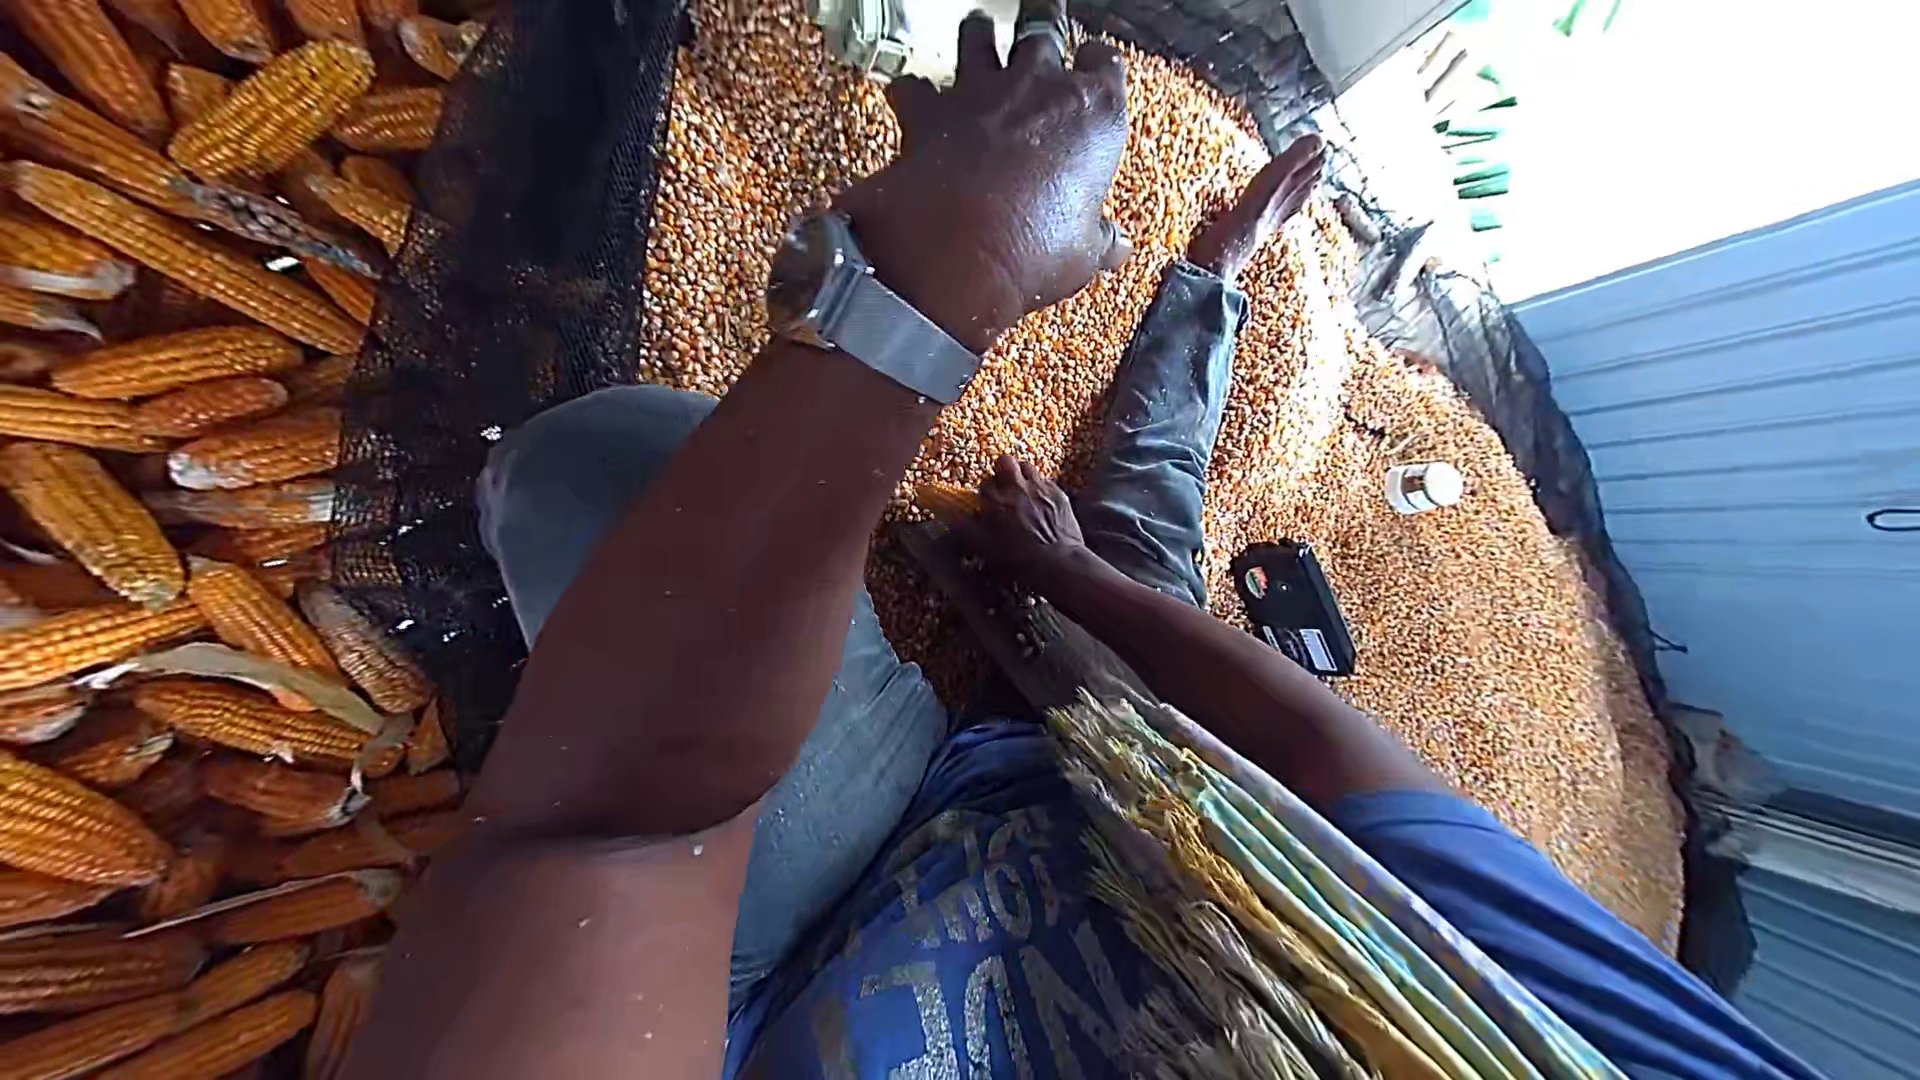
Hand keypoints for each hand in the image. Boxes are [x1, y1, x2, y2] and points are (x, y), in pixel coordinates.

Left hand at [837, 0, 1129, 351]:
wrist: (961, 259)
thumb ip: (1100, 239)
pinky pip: (915, 87)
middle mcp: (1039, 86)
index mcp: (1093, 114)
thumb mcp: (1082, 254)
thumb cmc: (1033, 252)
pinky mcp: (929, 113)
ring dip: (981, 40)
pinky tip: (914, 101)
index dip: (1096, 69)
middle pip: (1044, 29)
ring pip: (979, 35)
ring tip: (982, 47)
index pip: (1105, 64)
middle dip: (1042, 32)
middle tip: (1040, 36)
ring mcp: (981, 92)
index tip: (1090, 74)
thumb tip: (1117, 246)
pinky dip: (914, 94)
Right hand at [961, 455, 1089, 579]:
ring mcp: (1040, 488)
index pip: (985, 483)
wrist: (1058, 561)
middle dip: (1002, 470)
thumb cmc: (1019, 558)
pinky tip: (1041, 502)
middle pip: (1005, 461)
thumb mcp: (986, 547)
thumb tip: (953, 518)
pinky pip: (1046, 481)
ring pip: (1027, 467)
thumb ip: (967, 529)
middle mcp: (1018, 488)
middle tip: (1004, 485)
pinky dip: (1040, 488)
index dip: (986, 492)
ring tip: (1022, 490)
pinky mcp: (1058, 493)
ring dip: (1022, 475)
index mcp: (997, 501)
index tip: (988, 502)